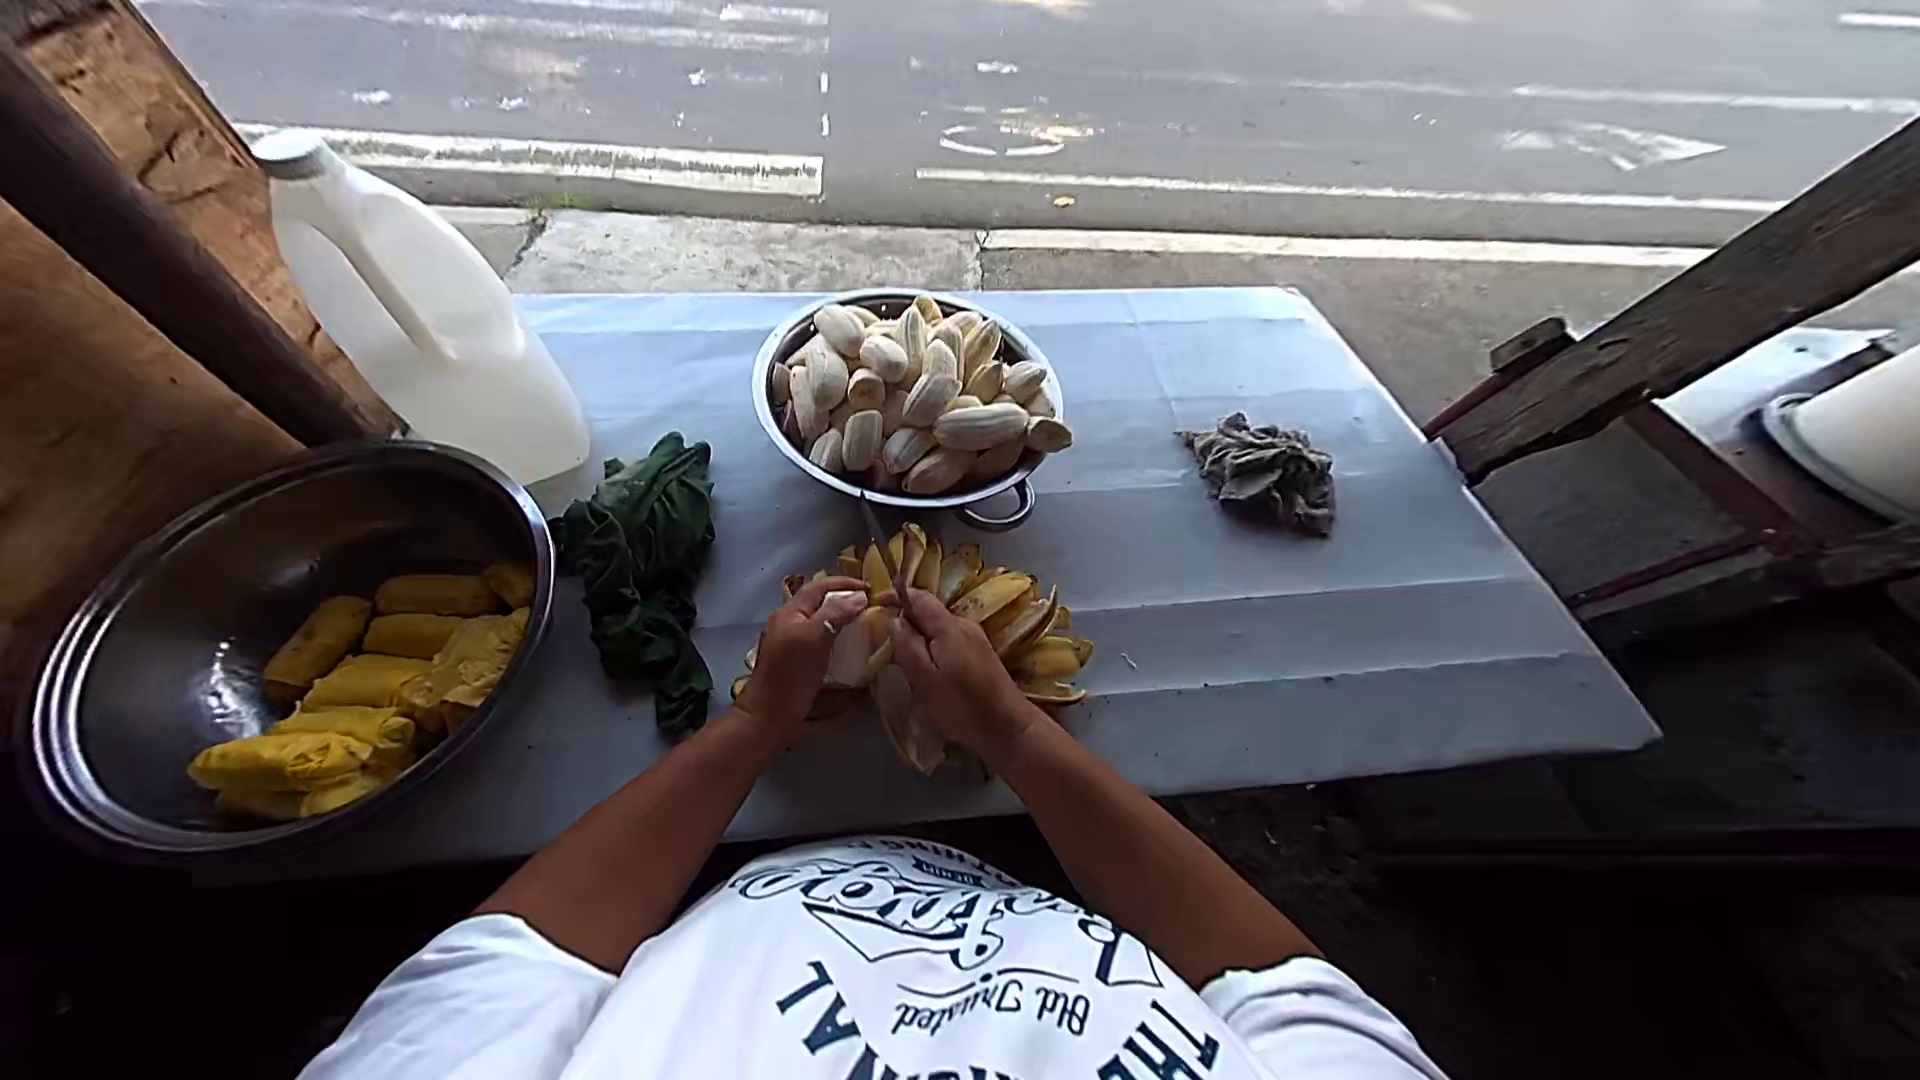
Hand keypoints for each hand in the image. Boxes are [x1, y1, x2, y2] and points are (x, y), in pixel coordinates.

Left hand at [736, 576, 868, 743]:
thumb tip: (859, 597)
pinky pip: (816, 635)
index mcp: (789, 612)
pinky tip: (845, 642)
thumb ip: (835, 614)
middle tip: (868, 603)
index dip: (844, 583)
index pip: (819, 586)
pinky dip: (833, 631)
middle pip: (817, 600)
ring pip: (817, 618)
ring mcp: (788, 640)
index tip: (869, 589)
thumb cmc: (792, 675)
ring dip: (839, 614)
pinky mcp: (794, 658)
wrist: (770, 715)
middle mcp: (787, 622)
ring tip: (860, 619)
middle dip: (842, 597)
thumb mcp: (815, 638)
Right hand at [884, 587, 1037, 759]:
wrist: (1008, 727)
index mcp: (949, 627)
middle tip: (884, 636)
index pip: (920, 597)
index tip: (877, 602)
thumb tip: (895, 619)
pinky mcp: (981, 653)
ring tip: (902, 654)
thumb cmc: (962, 706)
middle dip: (906, 618)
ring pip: (940, 627)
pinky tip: (927, 665)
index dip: (897, 595)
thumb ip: (907, 646)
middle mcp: (965, 625)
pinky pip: (950, 639)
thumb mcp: (925, 679)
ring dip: (920, 634)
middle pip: (930, 611)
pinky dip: (933, 645)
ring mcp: (976, 638)